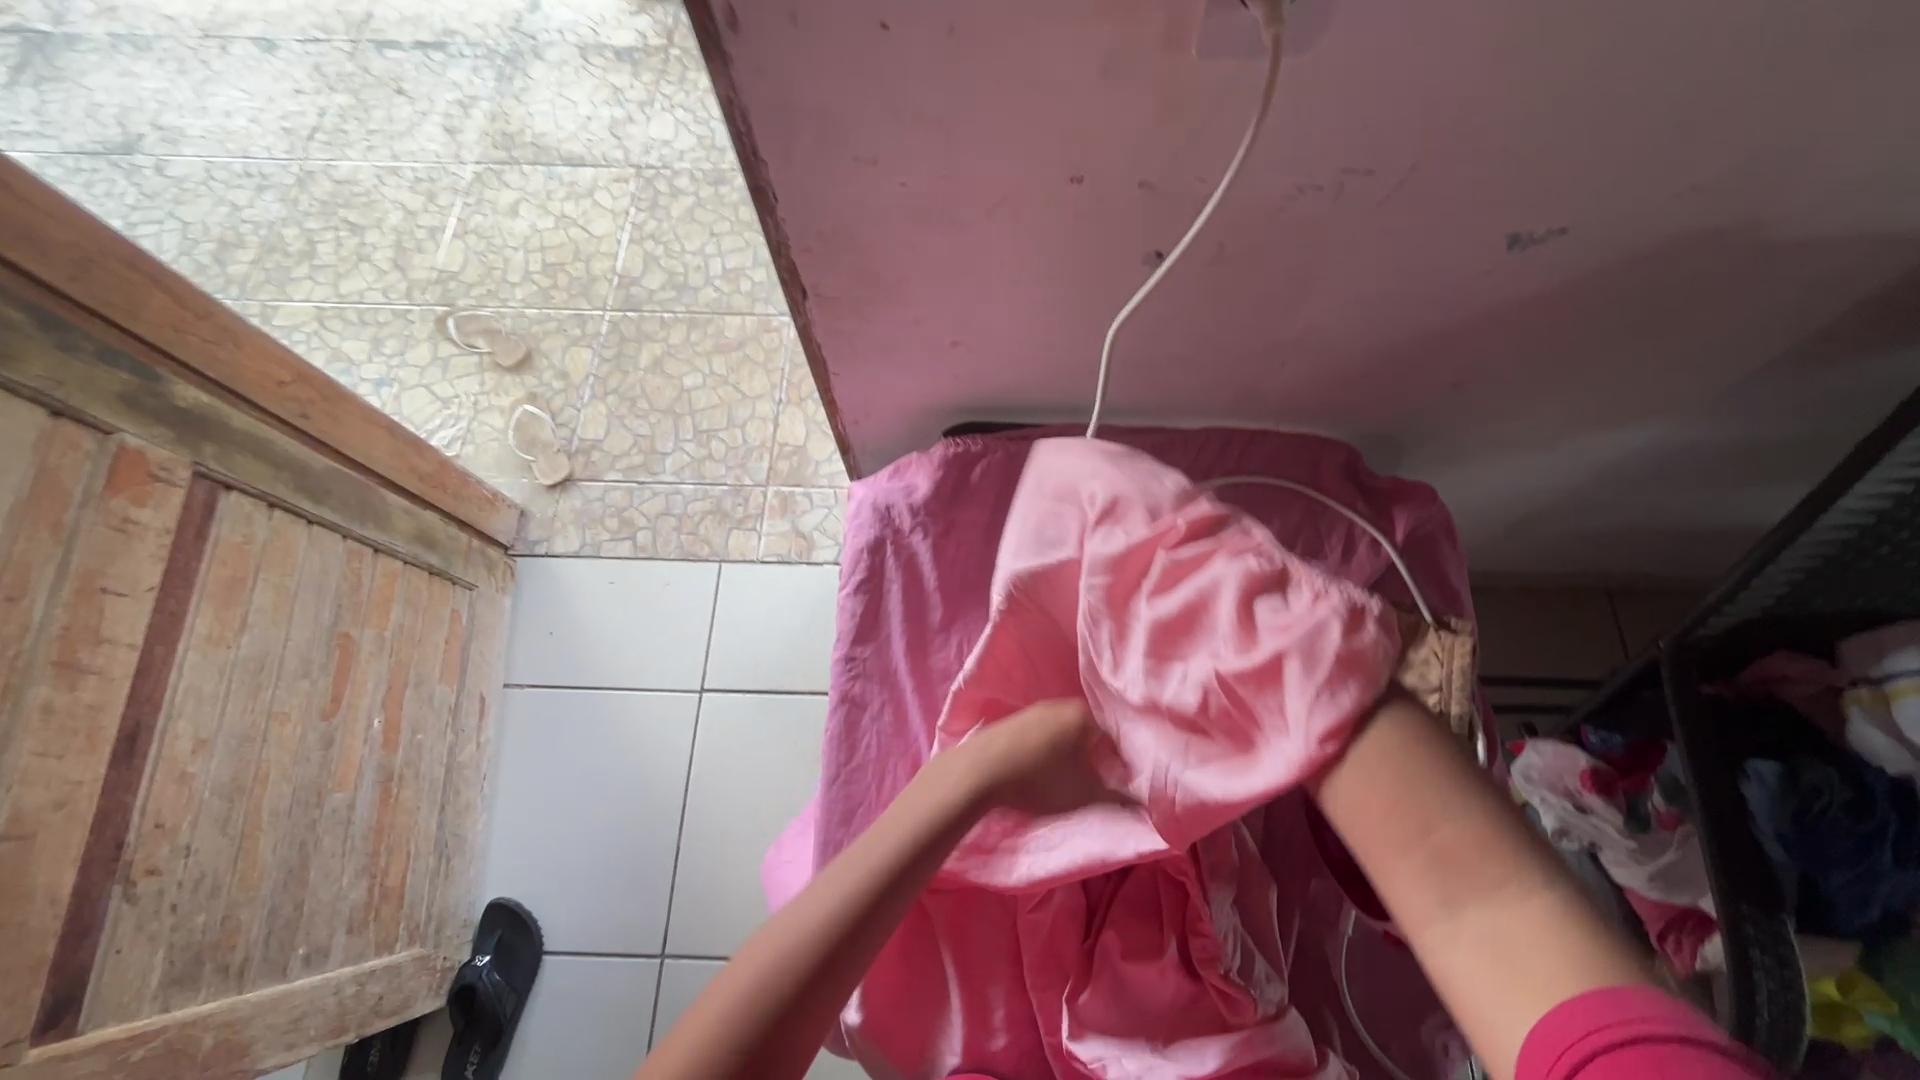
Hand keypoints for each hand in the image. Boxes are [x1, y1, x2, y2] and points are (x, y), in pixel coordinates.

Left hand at [956, 699, 1133, 816]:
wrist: (979, 771)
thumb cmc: (1039, 780)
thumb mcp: (1085, 794)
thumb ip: (1118, 797)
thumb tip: (1142, 802)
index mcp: (1084, 715)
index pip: (1116, 738)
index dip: (1121, 764)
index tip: (1120, 786)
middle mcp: (1061, 705)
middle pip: (1090, 733)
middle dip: (1096, 758)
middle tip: (1096, 784)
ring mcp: (1034, 710)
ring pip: (1064, 733)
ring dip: (1070, 755)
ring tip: (1066, 780)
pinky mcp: (1012, 721)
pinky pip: (1041, 735)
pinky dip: (1048, 751)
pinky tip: (1039, 770)